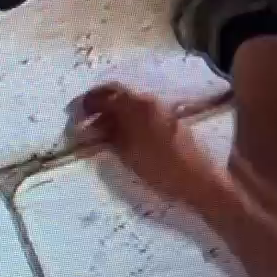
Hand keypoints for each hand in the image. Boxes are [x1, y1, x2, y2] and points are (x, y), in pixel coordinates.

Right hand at [80, 84, 229, 206]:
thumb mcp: (126, 153)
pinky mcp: (170, 121)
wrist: (202, 183)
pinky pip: (141, 110)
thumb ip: (108, 134)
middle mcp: (149, 102)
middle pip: (117, 93)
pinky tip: (121, 132)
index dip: (87, 102)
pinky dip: (127, 116)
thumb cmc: (160, 168)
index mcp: (137, 106)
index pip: (104, 94)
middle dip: (99, 102)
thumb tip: (92, 124)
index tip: (74, 114)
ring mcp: (162, 110)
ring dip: (113, 109)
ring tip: (101, 128)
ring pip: (130, 102)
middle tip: (85, 117)